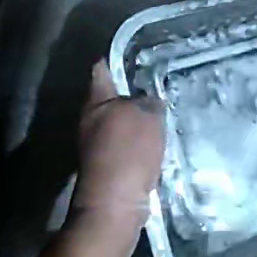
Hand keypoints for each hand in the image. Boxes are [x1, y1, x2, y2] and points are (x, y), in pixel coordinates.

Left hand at [74, 60, 164, 230]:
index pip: (102, 71)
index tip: (130, 51)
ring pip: (121, 122)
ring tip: (165, 112)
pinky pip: (128, 144)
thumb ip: (148, 101)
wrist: (115, 205)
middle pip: (111, 98)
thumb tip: (150, 101)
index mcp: (96, 103)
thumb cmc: (127, 153)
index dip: (114, 59)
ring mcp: (98, 146)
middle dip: (131, 91)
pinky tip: (159, 142)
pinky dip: (141, 141)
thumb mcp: (146, 116)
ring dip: (138, 118)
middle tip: (158, 81)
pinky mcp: (110, 167)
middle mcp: (91, 121)